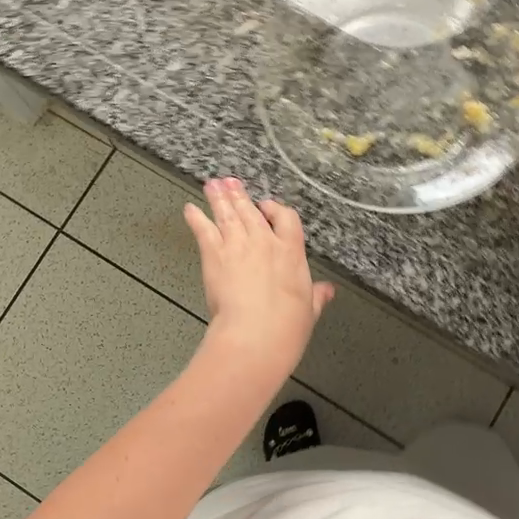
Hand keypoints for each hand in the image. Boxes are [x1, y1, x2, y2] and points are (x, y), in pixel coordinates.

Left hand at [184, 178, 333, 377]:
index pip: (286, 218)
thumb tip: (328, 291)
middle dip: (240, 196)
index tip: (268, 207)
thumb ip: (317, 296)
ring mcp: (238, 245)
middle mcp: (264, 242)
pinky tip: (190, 209)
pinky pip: (203, 229)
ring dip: (219, 198)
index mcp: (291, 253)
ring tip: (212, 185)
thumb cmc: (285, 327)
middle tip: (230, 184)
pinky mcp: (215, 254)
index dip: (276, 209)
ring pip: (227, 213)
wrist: (256, 334)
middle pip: (251, 210)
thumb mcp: (309, 311)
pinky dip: (195, 218)